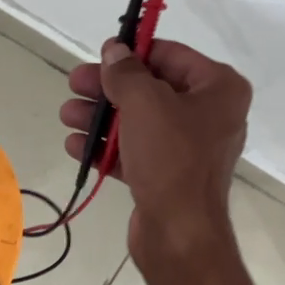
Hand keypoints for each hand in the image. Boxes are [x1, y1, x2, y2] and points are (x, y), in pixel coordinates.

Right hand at [60, 40, 250, 271]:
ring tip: (67, 116)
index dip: (133, 52)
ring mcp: (186, 150)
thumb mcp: (145, 105)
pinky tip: (76, 147)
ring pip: (138, 125)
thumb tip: (114, 52)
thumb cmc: (171, 160)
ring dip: (100, 120)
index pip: (171, 56)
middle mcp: (207, 115)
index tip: (101, 54)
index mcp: (218, 88)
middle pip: (150, 91)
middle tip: (74, 85)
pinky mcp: (165, 179)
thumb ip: (126, 75)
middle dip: (109, 90)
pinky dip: (107, 150)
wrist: (179, 232)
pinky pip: (134, 154)